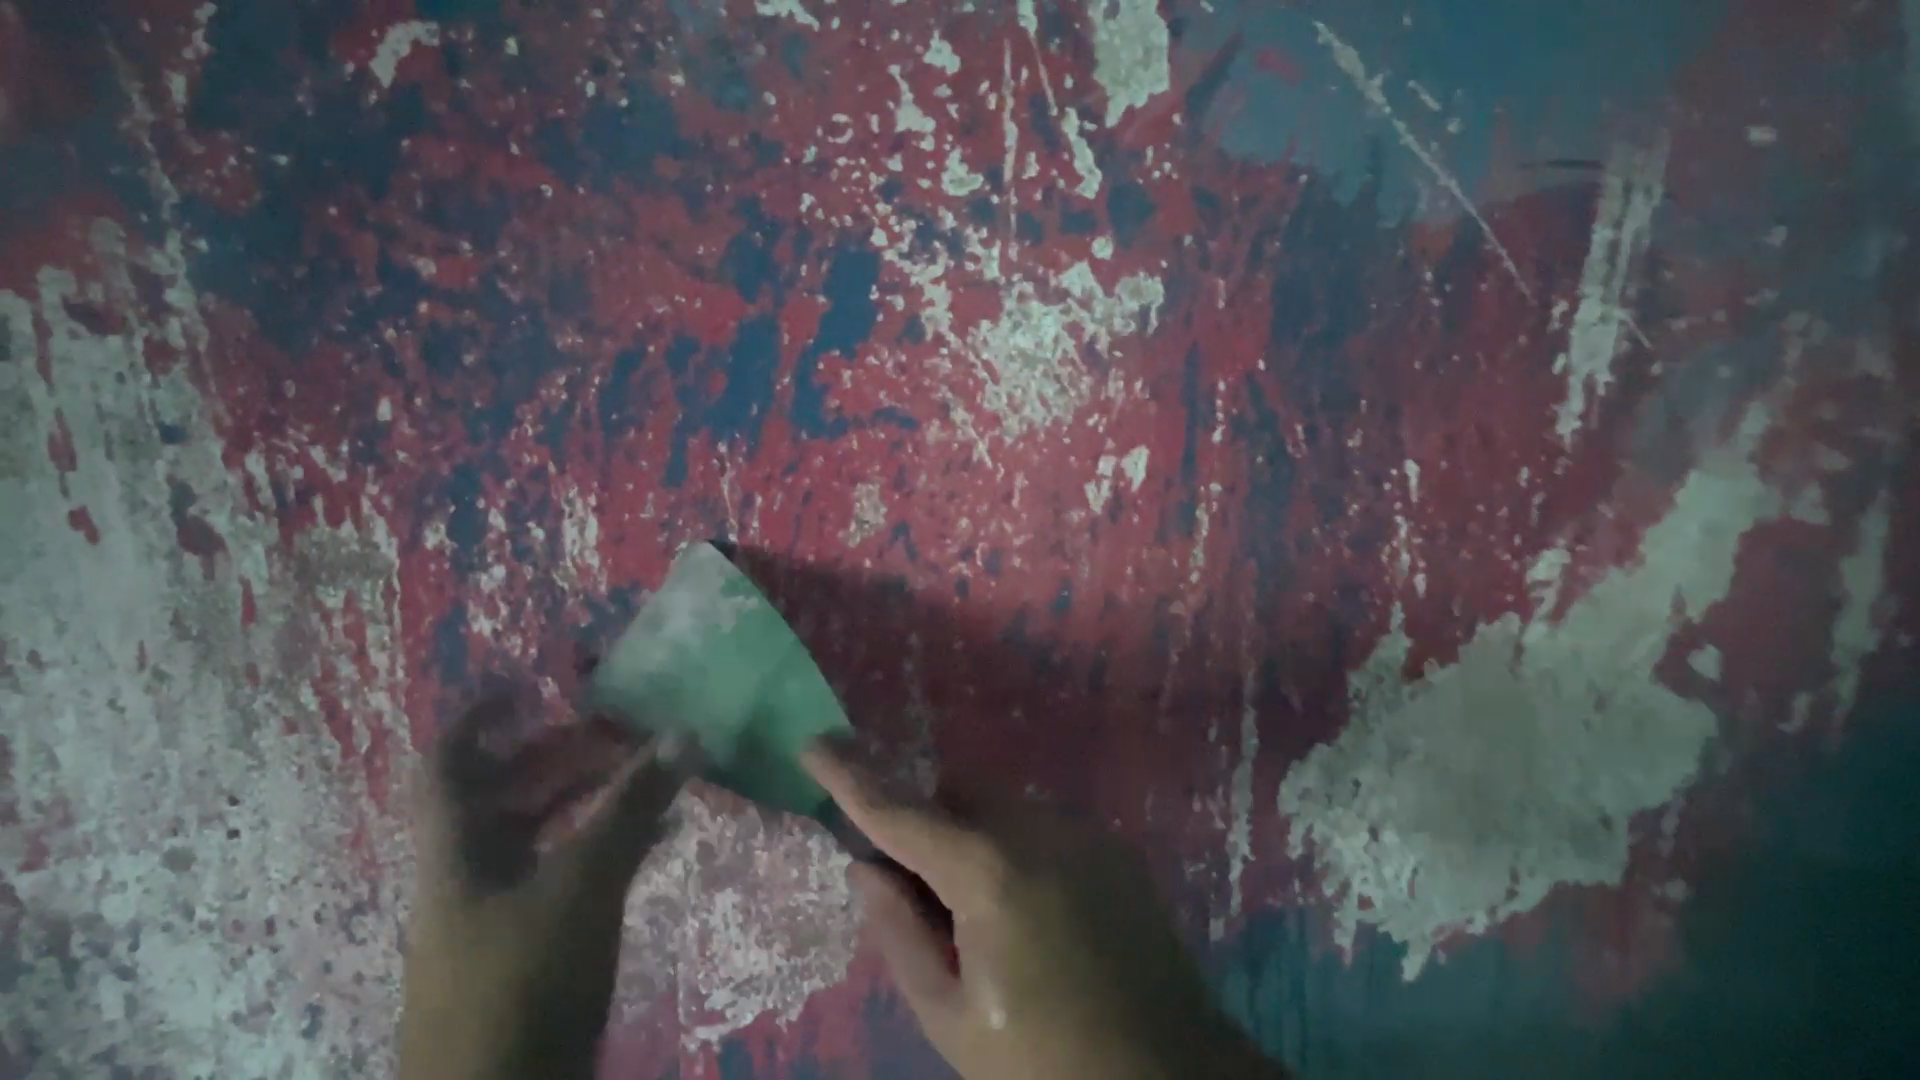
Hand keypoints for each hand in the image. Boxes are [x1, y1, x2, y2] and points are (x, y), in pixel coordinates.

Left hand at [398, 685, 696, 1079]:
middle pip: (503, 797)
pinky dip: (601, 848)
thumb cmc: (524, 983)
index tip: (532, 685)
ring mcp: (494, 919)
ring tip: (646, 780)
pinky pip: (562, 876)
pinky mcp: (526, 953)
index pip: (448, 763)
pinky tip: (652, 845)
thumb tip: (684, 734)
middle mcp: (467, 878)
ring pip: (538, 837)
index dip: (481, 716)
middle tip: (617, 733)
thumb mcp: (582, 885)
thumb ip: (631, 808)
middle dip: (558, 757)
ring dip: (587, 803)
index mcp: (455, 853)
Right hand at [802, 743, 1284, 1079]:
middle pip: (954, 796)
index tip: (815, 743)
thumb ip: (899, 932)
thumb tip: (868, 866)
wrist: (1170, 1073)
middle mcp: (1037, 829)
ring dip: (972, 839)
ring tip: (987, 920)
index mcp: (987, 872)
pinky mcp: (1113, 846)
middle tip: (924, 898)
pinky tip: (1035, 917)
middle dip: (926, 826)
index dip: (851, 776)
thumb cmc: (1046, 1059)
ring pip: (999, 808)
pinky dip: (1015, 850)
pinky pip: (1040, 826)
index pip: (900, 811)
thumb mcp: (953, 1017)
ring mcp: (1082, 831)